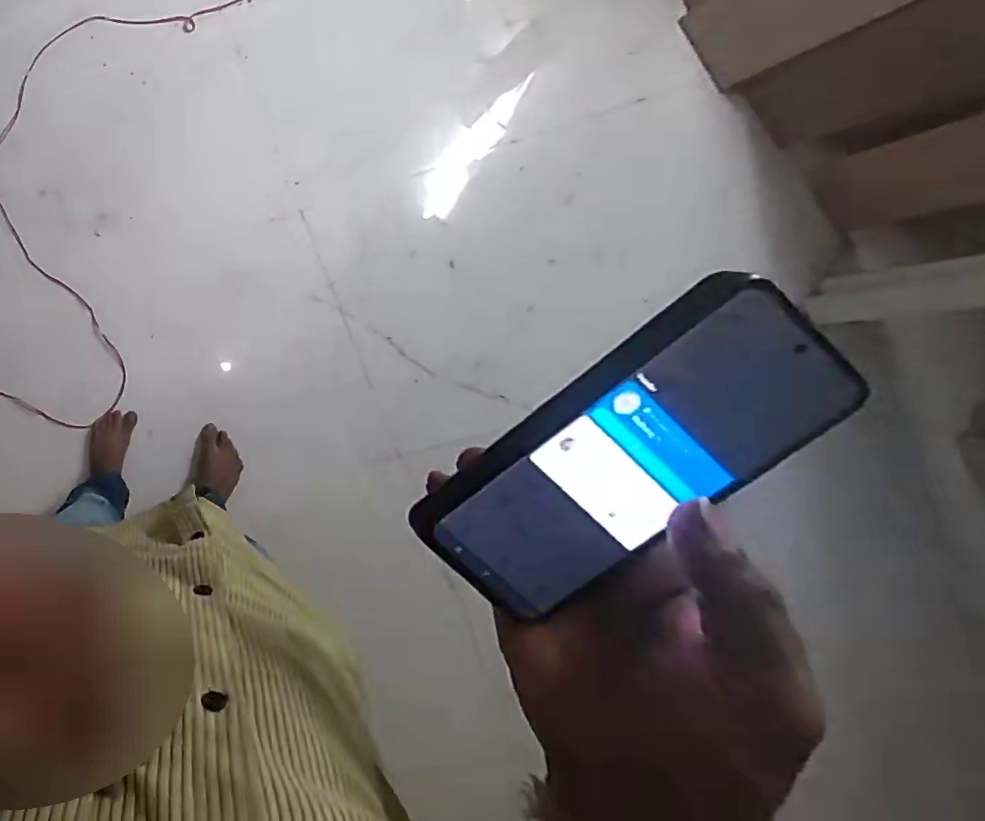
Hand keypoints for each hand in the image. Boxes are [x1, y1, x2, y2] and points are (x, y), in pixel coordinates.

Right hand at [429, 450, 823, 820]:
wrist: (635, 790)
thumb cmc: (721, 738)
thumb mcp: (763, 677)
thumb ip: (740, 597)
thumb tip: (691, 504)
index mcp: (677, 572)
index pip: (650, 502)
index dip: (629, 459)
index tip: (601, 421)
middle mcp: (612, 565)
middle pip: (574, 497)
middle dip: (545, 462)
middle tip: (521, 439)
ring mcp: (558, 579)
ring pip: (524, 516)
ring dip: (495, 484)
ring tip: (473, 461)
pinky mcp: (513, 595)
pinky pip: (483, 549)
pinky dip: (458, 518)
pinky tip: (443, 493)